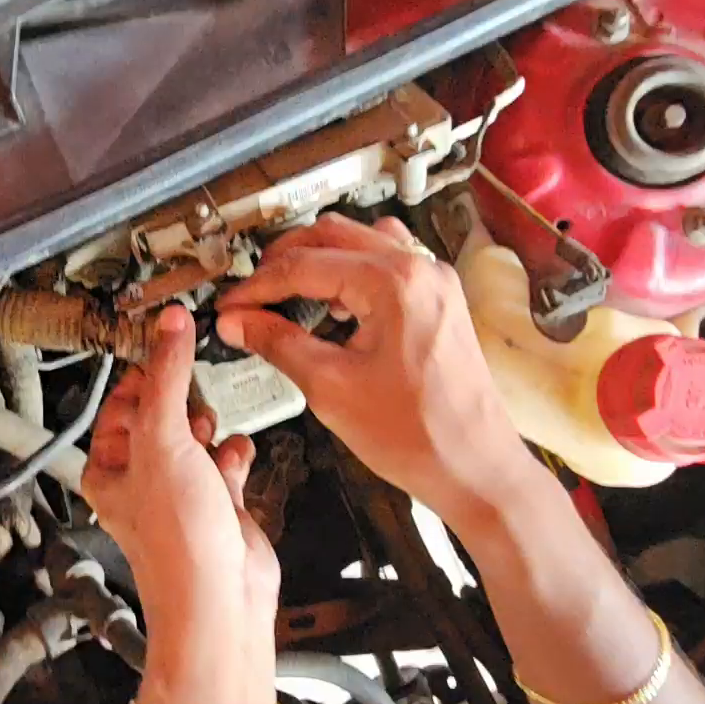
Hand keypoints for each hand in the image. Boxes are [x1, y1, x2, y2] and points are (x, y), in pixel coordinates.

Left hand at [83, 305, 278, 703]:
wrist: (222, 599)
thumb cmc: (177, 537)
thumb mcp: (165, 438)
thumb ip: (168, 376)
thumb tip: (171, 322)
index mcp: (110, 466)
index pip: (122, 402)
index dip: (144, 374)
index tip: (169, 343)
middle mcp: (141, 478)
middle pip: (161, 415)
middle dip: (181, 402)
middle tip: (191, 395)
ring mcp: (181, 491)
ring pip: (195, 436)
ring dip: (208, 428)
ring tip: (210, 432)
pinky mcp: (218, 503)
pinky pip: (226, 462)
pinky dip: (234, 456)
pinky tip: (237, 460)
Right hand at [215, 214, 549, 519]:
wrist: (476, 468)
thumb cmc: (414, 435)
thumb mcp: (330, 387)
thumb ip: (277, 343)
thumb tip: (235, 321)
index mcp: (394, 282)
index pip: (304, 266)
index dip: (256, 286)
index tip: (228, 306)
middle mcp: (419, 268)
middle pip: (331, 235)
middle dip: (283, 261)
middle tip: (249, 295)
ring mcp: (434, 280)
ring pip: (360, 241)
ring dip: (318, 259)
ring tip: (284, 292)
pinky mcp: (439, 299)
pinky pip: (386, 263)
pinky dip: (350, 272)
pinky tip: (332, 304)